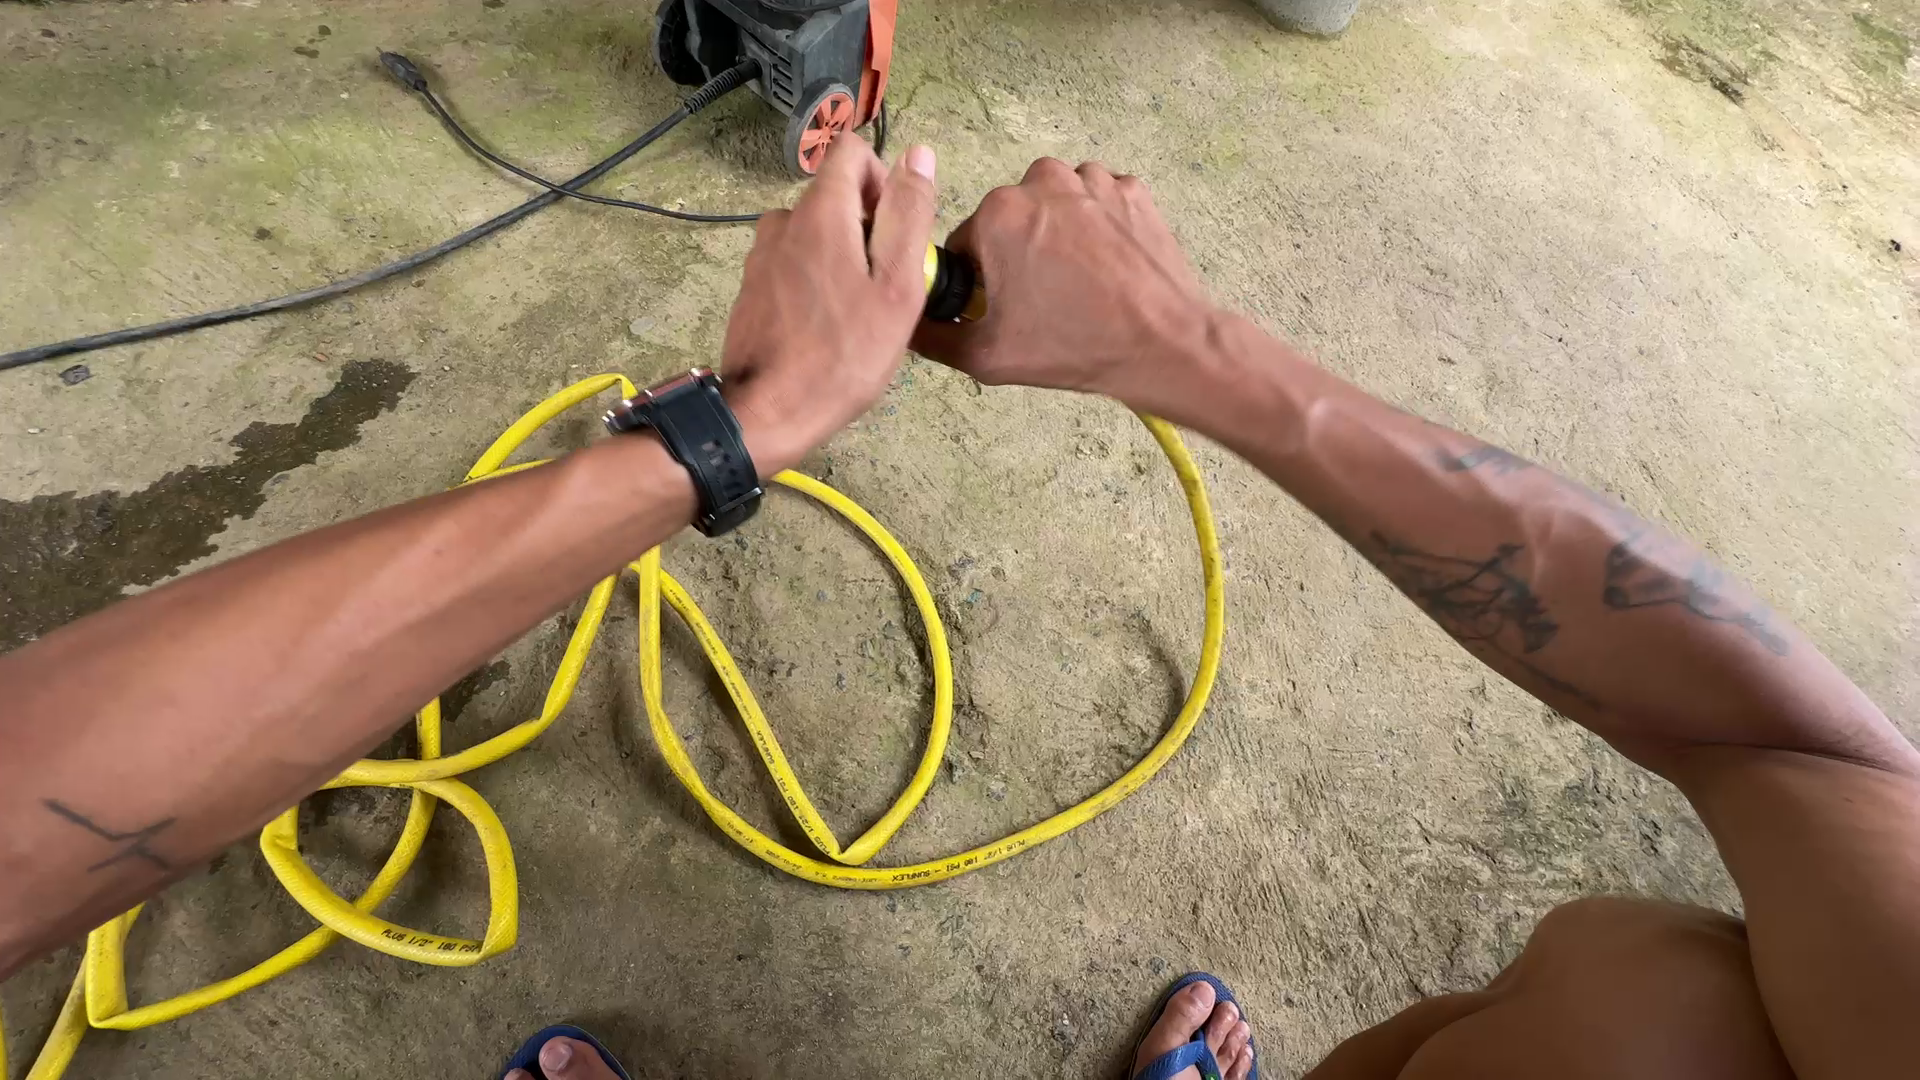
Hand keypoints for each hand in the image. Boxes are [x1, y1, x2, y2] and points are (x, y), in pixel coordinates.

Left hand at [720, 136, 937, 474]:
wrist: (770, 412)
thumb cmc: (845, 355)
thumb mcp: (897, 288)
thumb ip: (908, 216)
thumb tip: (918, 156)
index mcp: (820, 212)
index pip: (853, 152)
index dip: (885, 180)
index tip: (896, 232)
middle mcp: (782, 221)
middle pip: (836, 197)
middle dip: (868, 230)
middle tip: (884, 291)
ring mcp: (761, 256)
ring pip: (815, 234)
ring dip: (843, 259)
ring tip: (857, 315)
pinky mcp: (751, 288)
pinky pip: (794, 265)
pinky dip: (817, 282)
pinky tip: (826, 330)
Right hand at [911, 159, 1219, 419]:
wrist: (1160, 345)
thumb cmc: (1071, 348)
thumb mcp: (985, 356)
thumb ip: (932, 335)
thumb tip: (907, 321)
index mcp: (998, 213)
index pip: (965, 244)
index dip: (976, 281)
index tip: (999, 308)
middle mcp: (1042, 180)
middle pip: (1009, 221)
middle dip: (1016, 255)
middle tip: (1041, 303)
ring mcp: (1093, 180)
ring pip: (1054, 208)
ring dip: (1055, 239)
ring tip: (1076, 286)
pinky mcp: (1131, 189)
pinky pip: (1096, 205)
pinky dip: (1095, 231)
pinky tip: (1105, 270)